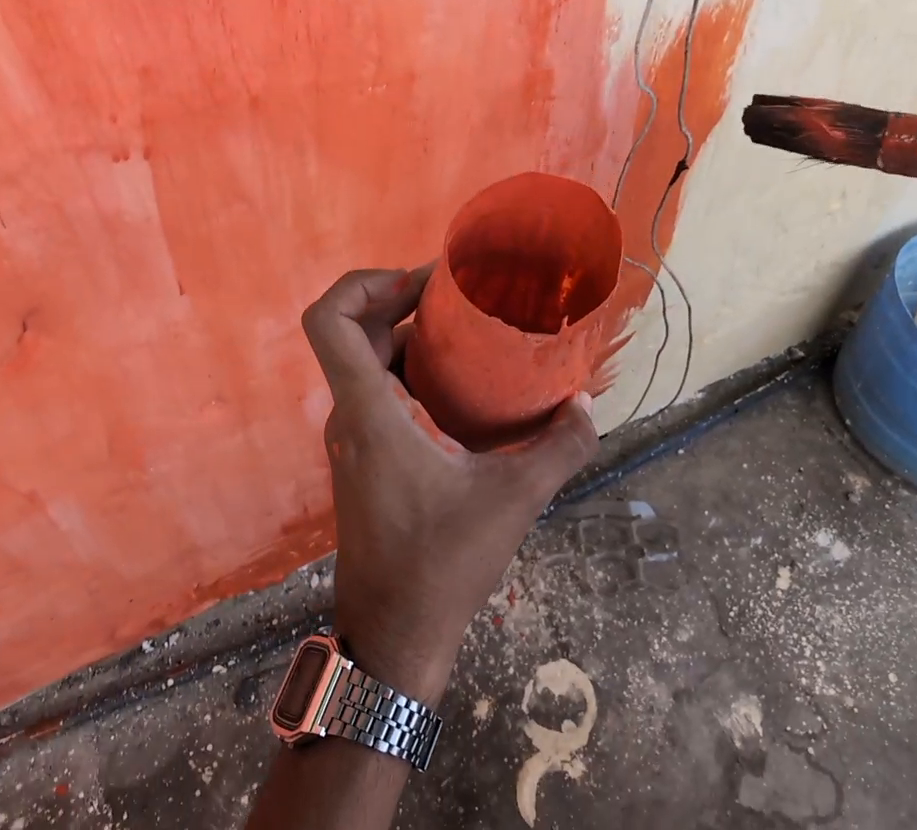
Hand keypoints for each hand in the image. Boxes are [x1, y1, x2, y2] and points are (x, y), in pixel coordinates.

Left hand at [302, 266, 599, 705]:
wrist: (395, 634)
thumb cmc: (442, 564)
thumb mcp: (513, 501)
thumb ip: (560, 447)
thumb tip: (587, 404)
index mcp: (369, 412)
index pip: (329, 320)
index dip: (365, 282)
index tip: (425, 283)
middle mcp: (350, 416)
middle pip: (354, 332)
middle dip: (402, 300)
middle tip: (464, 295)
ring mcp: (355, 439)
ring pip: (369, 363)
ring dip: (411, 337)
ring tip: (472, 331)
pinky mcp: (367, 459)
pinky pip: (380, 393)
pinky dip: (413, 372)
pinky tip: (465, 385)